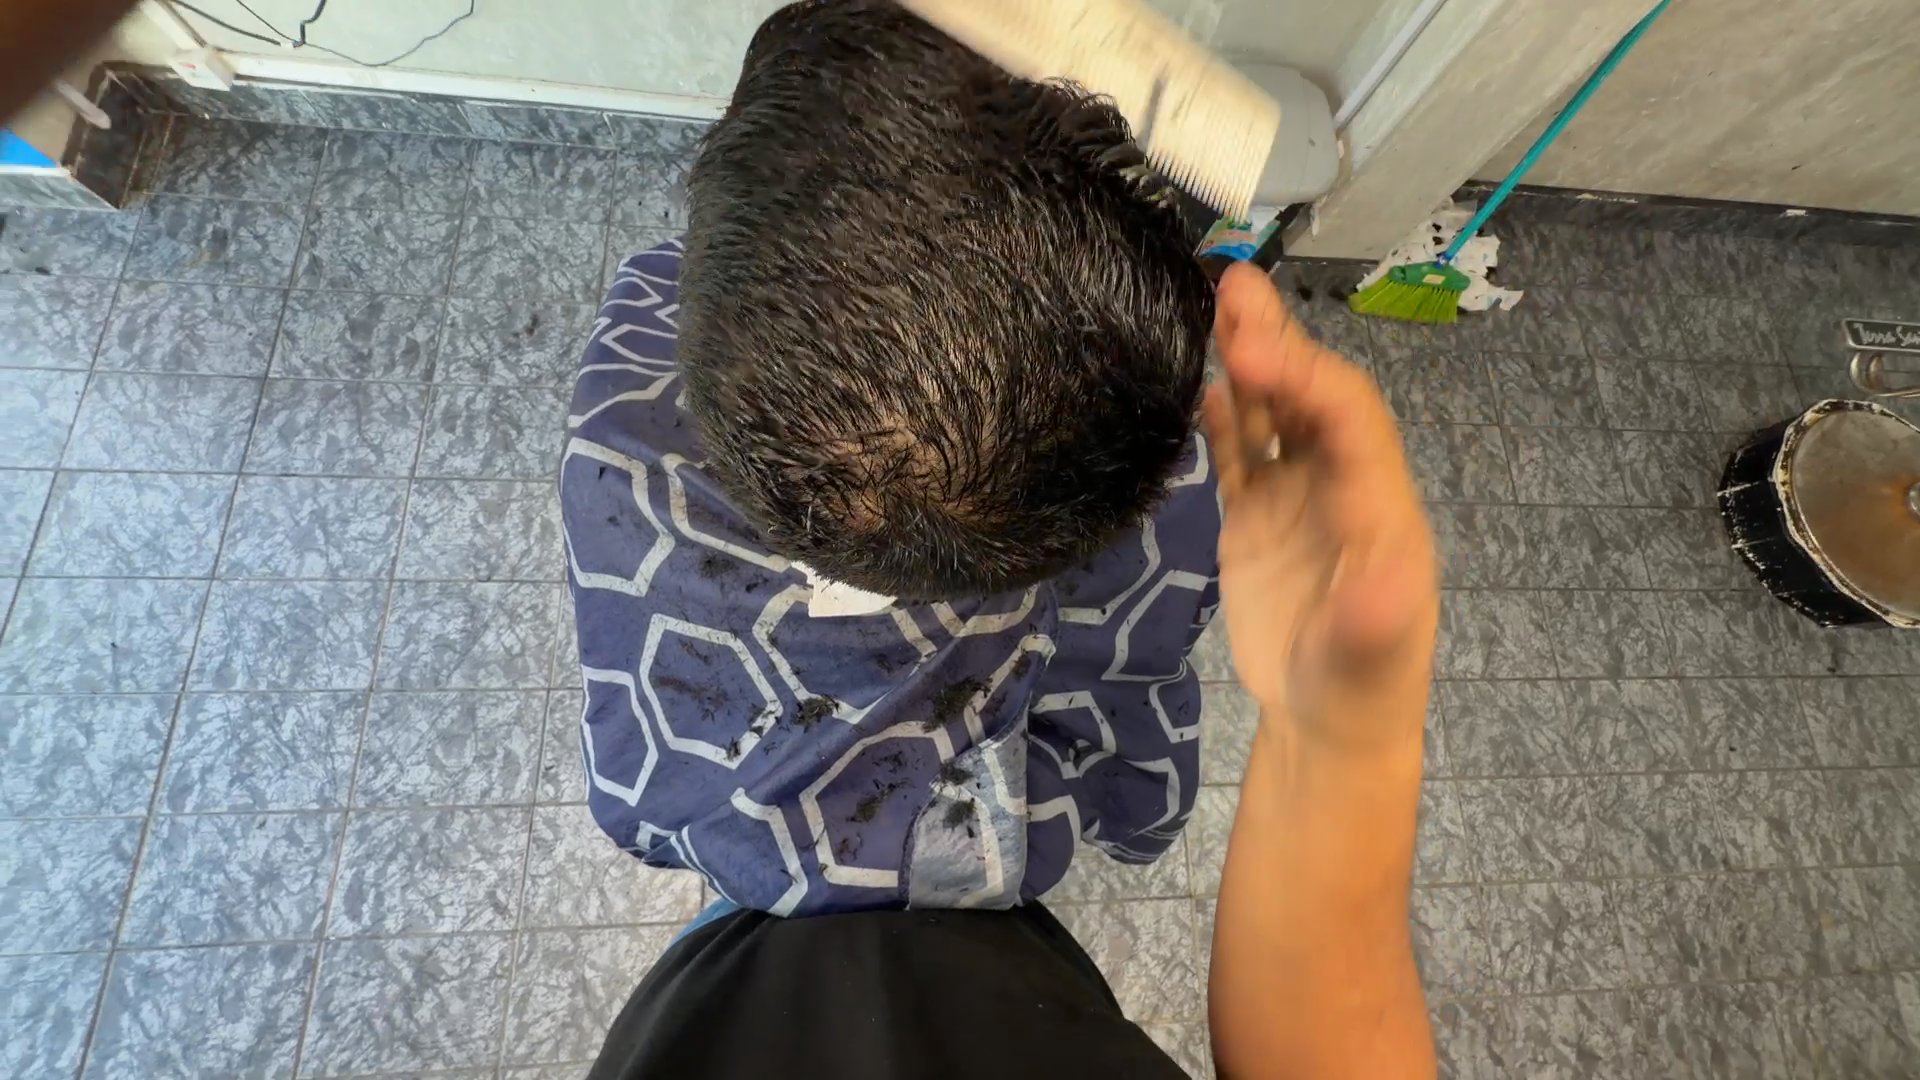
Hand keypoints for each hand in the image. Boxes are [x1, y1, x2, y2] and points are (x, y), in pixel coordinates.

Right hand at [1201, 264, 1437, 750]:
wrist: (1323, 717)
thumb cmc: (1356, 689)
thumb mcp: (1371, 662)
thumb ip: (1377, 619)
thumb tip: (1383, 576)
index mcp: (1379, 505)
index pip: (1348, 418)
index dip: (1304, 376)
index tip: (1250, 351)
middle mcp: (1339, 486)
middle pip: (1311, 396)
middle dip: (1277, 341)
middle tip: (1235, 284)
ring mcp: (1293, 499)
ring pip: (1273, 415)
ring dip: (1248, 363)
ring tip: (1216, 309)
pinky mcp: (1256, 518)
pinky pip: (1240, 455)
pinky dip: (1224, 419)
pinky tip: (1204, 387)